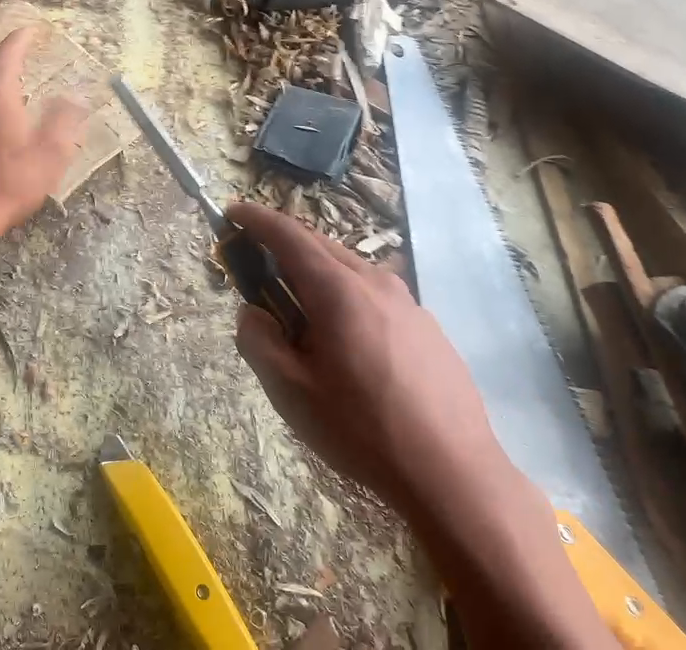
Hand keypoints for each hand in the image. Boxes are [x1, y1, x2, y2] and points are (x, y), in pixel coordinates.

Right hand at [228, 202, 509, 508]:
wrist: (452, 472)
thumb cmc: (361, 429)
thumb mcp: (290, 391)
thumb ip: (258, 341)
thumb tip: (253, 312)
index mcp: (338, 291)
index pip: (289, 236)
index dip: (256, 219)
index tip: (233, 212)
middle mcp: (376, 284)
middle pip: (321, 246)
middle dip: (284, 246)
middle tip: (256, 268)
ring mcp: (409, 304)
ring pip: (351, 270)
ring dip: (317, 274)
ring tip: (299, 312)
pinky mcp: (428, 329)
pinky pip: (375, 296)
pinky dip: (347, 297)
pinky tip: (347, 344)